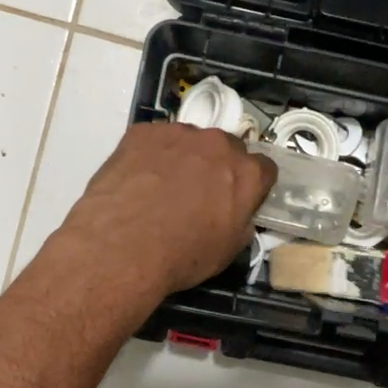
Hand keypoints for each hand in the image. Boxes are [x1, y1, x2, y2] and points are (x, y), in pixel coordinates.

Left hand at [51, 123, 276, 299]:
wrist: (123, 246)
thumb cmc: (182, 256)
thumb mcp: (227, 251)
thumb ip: (241, 223)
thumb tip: (237, 215)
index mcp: (246, 173)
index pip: (263, 168)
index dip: (252, 184)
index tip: (238, 199)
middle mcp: (217, 144)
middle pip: (226, 148)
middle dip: (217, 167)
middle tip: (197, 193)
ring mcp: (178, 134)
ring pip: (189, 141)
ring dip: (183, 158)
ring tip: (161, 188)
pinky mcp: (143, 132)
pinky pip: (154, 140)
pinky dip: (150, 156)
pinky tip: (137, 181)